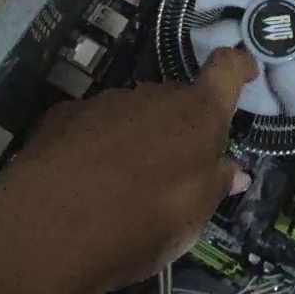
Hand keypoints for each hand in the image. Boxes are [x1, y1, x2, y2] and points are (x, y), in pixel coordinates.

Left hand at [0, 48, 256, 293]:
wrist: (49, 227)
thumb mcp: (193, 218)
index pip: (226, 70)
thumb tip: (232, 171)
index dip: (238, 66)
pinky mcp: (62, 117)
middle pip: (177, 99)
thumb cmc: (142, 220)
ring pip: (133, 112)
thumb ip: (215, 186)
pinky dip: (96, 145)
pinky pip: (92, 126)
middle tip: (178, 167)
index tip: (245, 70)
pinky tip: (82, 182)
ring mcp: (105, 102)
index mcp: (196, 114)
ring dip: (137, 135)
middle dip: (181, 125)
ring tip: (125, 183)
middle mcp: (153, 95)